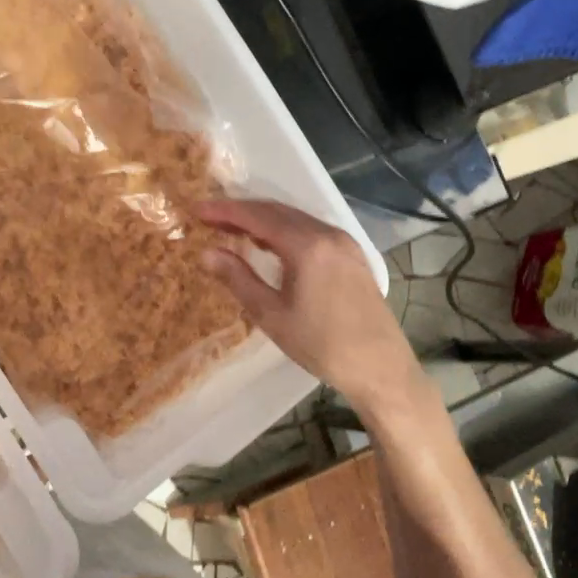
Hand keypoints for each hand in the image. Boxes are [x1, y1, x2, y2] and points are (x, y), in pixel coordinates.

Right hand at [196, 199, 425, 409]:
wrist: (380, 367)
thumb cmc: (321, 345)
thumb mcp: (272, 315)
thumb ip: (238, 279)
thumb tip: (207, 253)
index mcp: (307, 246)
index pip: (258, 217)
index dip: (225, 211)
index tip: (197, 210)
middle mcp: (328, 234)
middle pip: (277, 211)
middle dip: (242, 211)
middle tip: (210, 218)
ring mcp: (344, 243)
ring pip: (295, 219)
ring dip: (263, 219)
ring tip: (232, 228)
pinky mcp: (352, 255)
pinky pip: (311, 230)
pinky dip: (284, 230)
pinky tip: (268, 243)